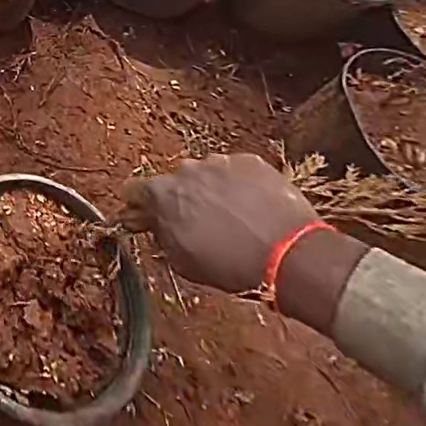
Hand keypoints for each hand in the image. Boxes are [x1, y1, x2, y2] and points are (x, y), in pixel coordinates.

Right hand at [119, 155, 318, 292]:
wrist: (292, 256)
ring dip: (211, 190)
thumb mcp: (183, 261)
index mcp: (162, 193)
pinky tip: (253, 209)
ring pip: (205, 174)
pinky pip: (235, 171)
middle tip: (201, 224)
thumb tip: (151, 223)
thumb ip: (159, 235)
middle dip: (182, 198)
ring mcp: (219, 162)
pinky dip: (239, 186)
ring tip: (234, 219)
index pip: (133, 190)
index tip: (146, 216)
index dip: (138, 205)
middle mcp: (185, 169)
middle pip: (174, 181)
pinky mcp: (249, 161)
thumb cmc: (233, 264)